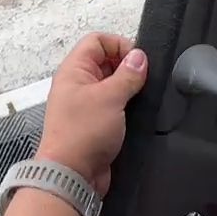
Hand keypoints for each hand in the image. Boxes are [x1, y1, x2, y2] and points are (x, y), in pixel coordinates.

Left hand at [35, 32, 147, 195]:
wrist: (72, 175)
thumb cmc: (82, 134)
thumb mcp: (110, 98)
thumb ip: (128, 75)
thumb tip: (139, 57)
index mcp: (74, 70)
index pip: (97, 41)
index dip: (119, 45)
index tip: (139, 61)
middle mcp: (78, 85)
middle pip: (106, 62)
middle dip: (128, 68)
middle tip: (144, 81)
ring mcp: (86, 105)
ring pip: (112, 86)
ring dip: (129, 89)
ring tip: (142, 98)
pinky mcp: (96, 124)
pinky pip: (114, 107)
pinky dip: (127, 107)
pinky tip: (139, 113)